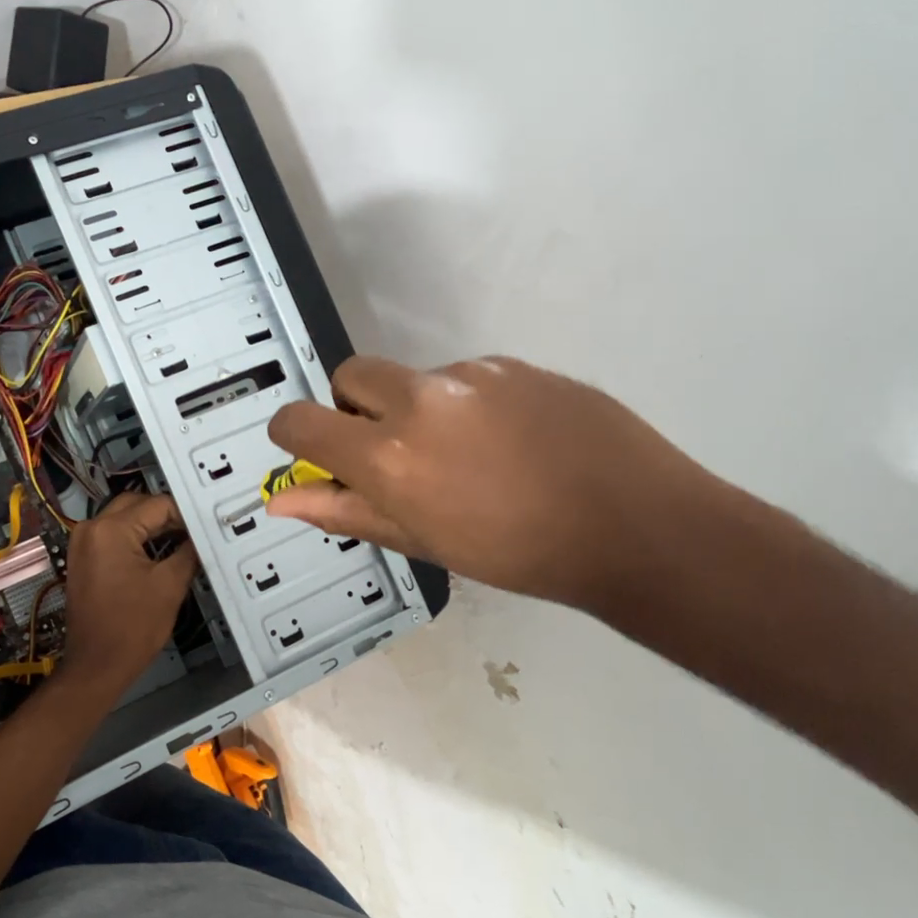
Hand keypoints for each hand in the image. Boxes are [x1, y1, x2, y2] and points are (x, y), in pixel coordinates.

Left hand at [58, 493, 198, 692]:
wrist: (96, 665)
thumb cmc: (133, 627)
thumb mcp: (169, 586)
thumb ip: (188, 552)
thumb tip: (201, 536)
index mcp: (111, 530)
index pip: (157, 505)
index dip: (185, 513)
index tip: (207, 525)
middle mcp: (91, 527)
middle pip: (137, 504)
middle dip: (166, 515)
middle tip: (195, 530)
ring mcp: (82, 542)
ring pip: (123, 518)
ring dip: (150, 525)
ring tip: (182, 539)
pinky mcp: (81, 558)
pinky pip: (111, 535)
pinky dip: (134, 538)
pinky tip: (158, 550)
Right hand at [266, 355, 733, 609]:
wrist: (635, 526)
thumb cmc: (516, 553)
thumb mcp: (421, 540)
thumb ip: (345, 511)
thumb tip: (282, 499)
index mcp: (389, 454)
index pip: (302, 421)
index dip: (293, 434)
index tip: (309, 450)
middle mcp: (421, 400)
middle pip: (351, 376)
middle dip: (354, 407)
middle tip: (392, 452)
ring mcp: (471, 374)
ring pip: (414, 378)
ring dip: (418, 409)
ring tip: (471, 459)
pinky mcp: (515, 364)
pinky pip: (466, 377)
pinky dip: (467, 405)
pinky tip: (510, 444)